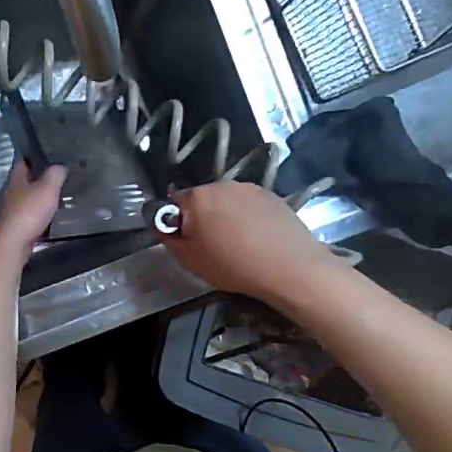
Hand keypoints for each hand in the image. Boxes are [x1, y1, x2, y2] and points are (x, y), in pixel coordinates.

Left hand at [0, 161, 65, 264]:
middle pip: (23, 180)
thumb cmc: (29, 212)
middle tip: (55, 176)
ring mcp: (7, 209)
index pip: (22, 160)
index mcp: (15, 178)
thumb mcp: (47, 189)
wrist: (11, 244)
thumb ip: (55, 175)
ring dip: (35, 196)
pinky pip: (25, 214)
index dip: (34, 155)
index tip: (47, 154)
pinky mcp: (11, 225)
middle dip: (37, 177)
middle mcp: (8, 191)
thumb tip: (60, 166)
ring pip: (23, 197)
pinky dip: (34, 214)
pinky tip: (45, 217)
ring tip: (53, 196)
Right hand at [155, 181, 336, 301]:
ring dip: (226, 216)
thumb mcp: (190, 259)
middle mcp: (221, 184)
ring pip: (227, 201)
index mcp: (197, 197)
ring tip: (239, 243)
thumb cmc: (233, 264)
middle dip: (203, 218)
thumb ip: (169, 237)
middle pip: (202, 200)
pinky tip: (257, 238)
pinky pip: (248, 205)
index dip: (179, 223)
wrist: (289, 267)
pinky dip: (248, 217)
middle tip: (213, 246)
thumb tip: (163, 224)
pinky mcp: (271, 195)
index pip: (174, 202)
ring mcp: (249, 188)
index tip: (190, 242)